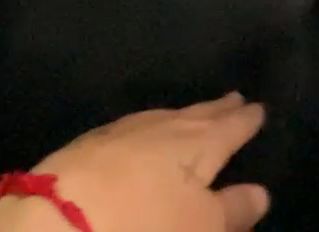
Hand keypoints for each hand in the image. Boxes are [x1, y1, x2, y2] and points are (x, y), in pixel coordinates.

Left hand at [0, 93, 270, 231]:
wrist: (56, 222)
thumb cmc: (145, 224)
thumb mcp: (200, 227)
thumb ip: (232, 210)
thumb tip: (261, 191)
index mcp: (200, 143)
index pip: (232, 127)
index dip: (247, 120)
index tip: (259, 108)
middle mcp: (166, 127)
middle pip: (199, 115)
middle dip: (218, 109)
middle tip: (234, 98)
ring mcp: (125, 132)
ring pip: (165, 116)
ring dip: (184, 114)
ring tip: (194, 113)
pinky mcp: (90, 144)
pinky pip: (134, 126)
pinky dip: (149, 126)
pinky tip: (143, 131)